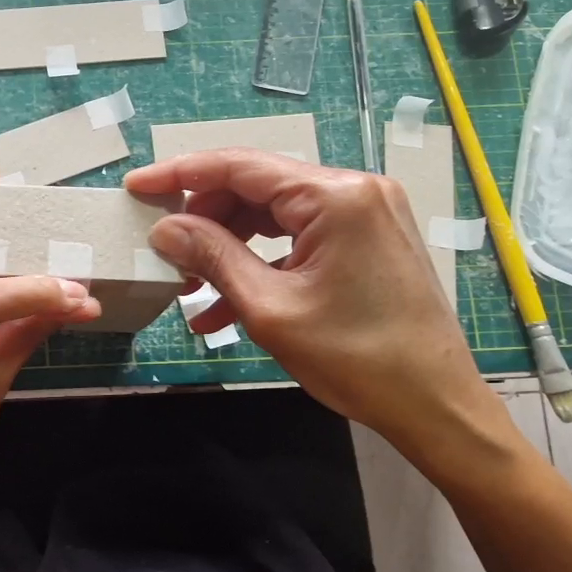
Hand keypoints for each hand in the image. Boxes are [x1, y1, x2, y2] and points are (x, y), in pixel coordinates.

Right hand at [123, 149, 495, 451]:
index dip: (181, 174)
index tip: (136, 186)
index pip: (241, 166)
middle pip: (257, 188)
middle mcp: (355, 190)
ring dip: (229, 249)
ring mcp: (367, 214)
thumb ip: (213, 258)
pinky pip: (300, 240)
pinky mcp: (368, 240)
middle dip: (206, 220)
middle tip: (166, 254)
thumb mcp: (270, 309)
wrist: (435, 404)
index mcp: (336, 196)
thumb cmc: (355, 359)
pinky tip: (225, 307)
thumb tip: (164, 228)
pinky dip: (262, 265)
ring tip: (190, 289)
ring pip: (274, 216)